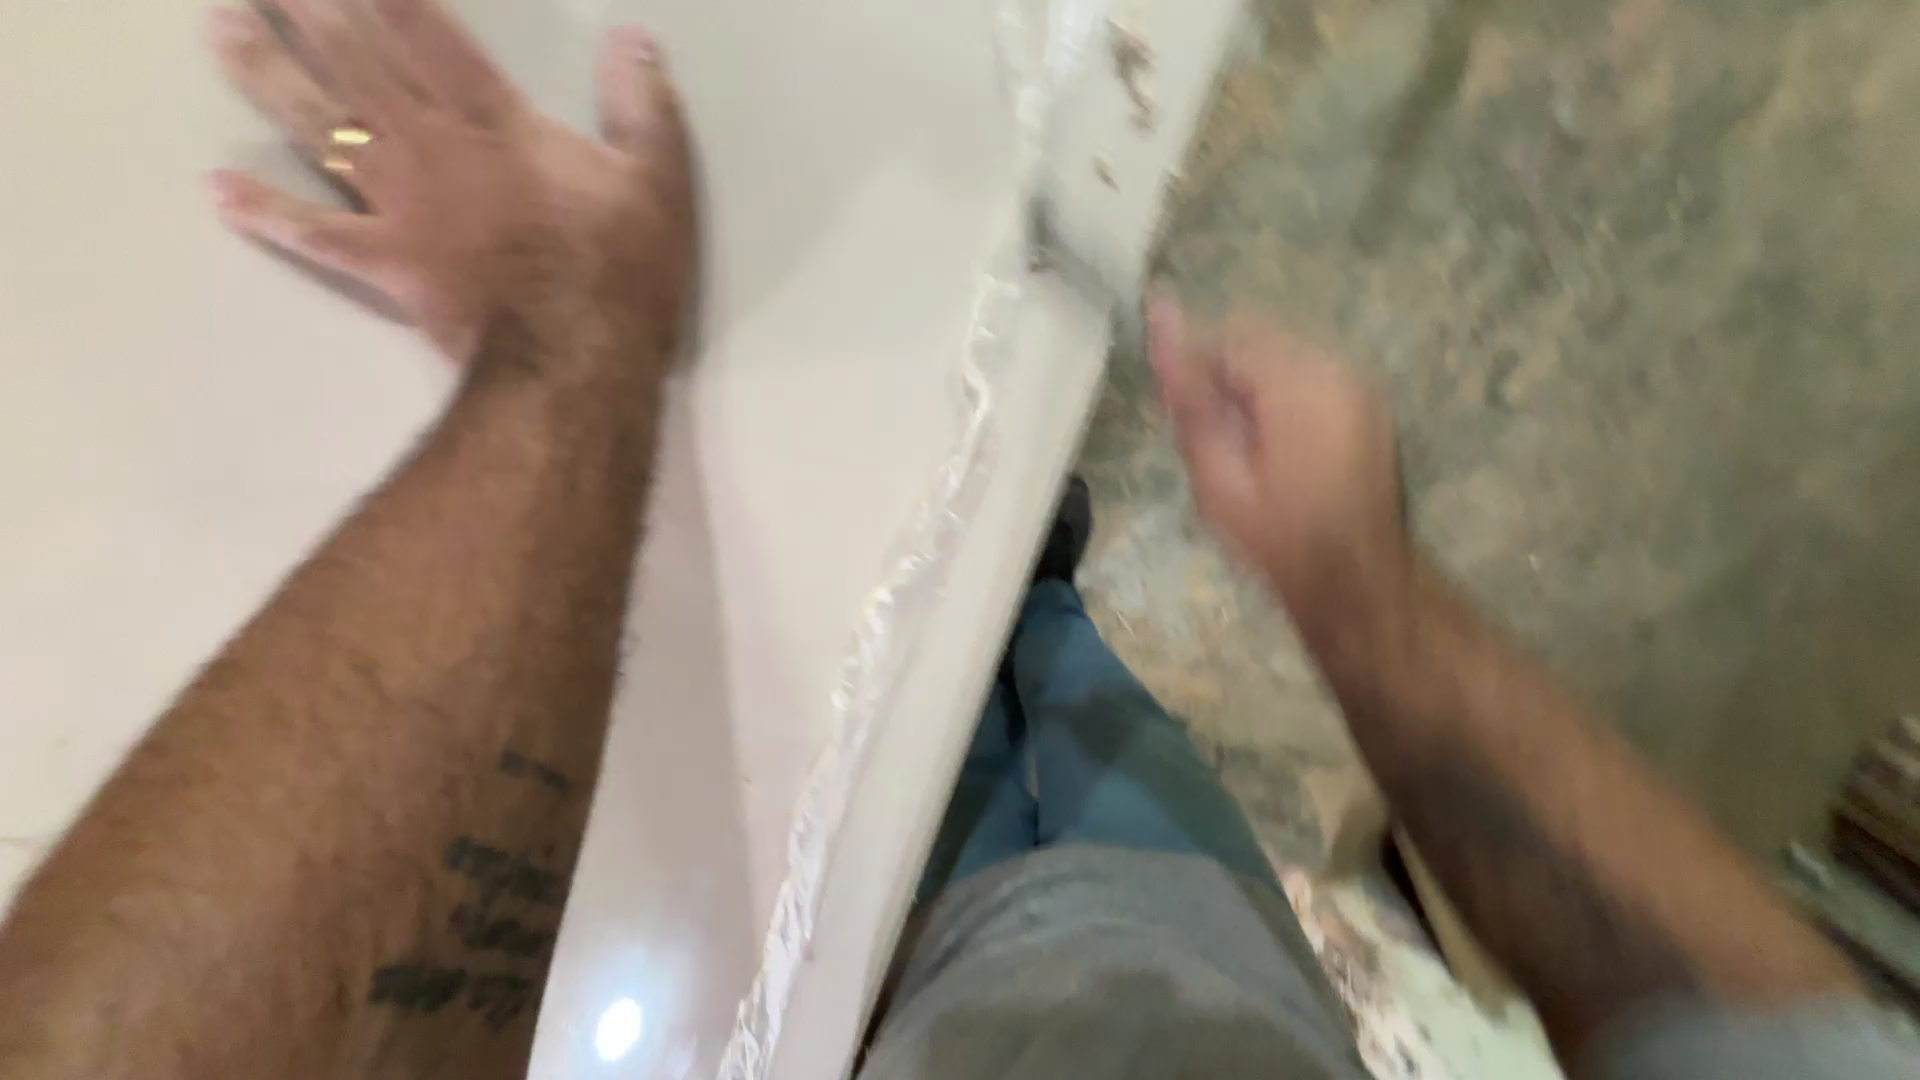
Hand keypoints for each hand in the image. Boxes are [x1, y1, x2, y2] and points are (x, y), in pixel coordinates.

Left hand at [207, 0, 695, 369]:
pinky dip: (268, 215)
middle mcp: (432, 146)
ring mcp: (402, 206)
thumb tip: (632, 37)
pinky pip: (317, 235)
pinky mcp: (390, 263)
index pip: (425, 28)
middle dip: (305, 7)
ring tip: (221, 31)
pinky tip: (220, 191)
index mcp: (495, 122)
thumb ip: (643, 109)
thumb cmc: (622, 269)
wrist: (577, 356)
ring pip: (320, 127)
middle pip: (355, 61)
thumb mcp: (660, 185)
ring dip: (266, 76)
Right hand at [1148, 294, 1413, 627]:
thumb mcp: (1217, 475)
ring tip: (1247, 451)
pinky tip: (1278, 452)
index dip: (1196, 372)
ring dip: (1254, 391)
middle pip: (1258, 343)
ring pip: (1283, 360)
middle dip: (1227, 380)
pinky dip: (1283, 401)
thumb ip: (1189, 396)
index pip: (1228, 337)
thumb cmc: (1276, 538)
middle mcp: (1337, 368)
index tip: (1184, 415)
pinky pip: (1311, 380)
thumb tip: (1161, 318)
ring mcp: (1361, 385)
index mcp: (1298, 381)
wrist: (1356, 581)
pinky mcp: (1370, 404)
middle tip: (1216, 442)